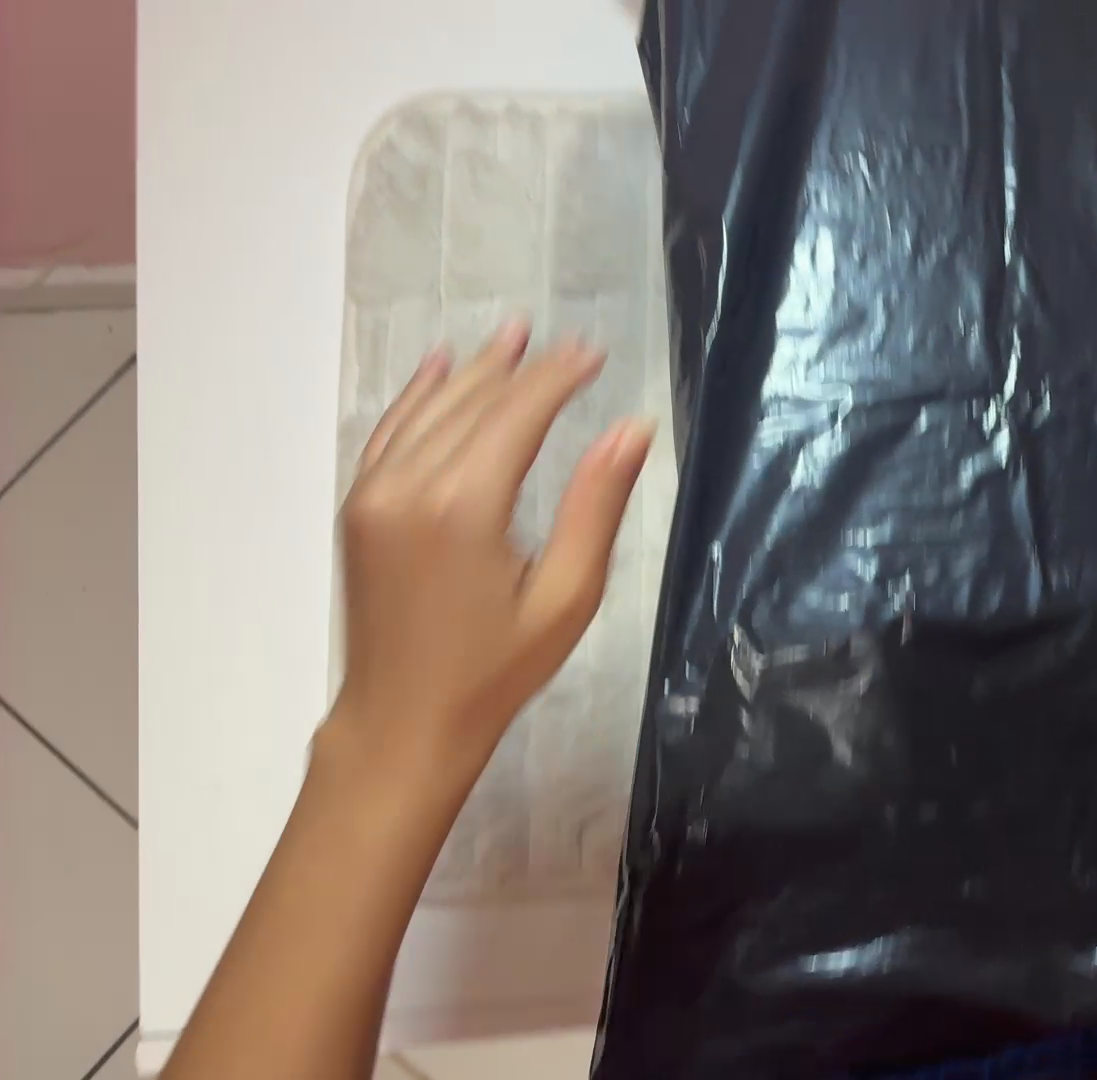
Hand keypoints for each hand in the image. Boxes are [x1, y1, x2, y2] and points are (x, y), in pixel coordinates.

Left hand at [322, 318, 655, 781]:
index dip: (559, 378)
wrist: (404, 722)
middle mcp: (408, 484)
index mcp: (464, 505)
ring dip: (474, 370)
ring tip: (511, 334)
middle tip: (565, 339)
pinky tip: (439, 368)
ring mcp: (372, 494)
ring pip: (429, 411)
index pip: (518, 415)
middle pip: (473, 404)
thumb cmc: (501, 666)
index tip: (594, 351)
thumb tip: (633, 429)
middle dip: (524, 368)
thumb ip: (596, 505)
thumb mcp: (569, 593)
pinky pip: (390, 433)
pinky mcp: (358, 508)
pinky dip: (418, 395)